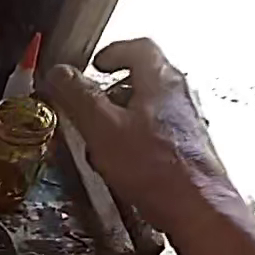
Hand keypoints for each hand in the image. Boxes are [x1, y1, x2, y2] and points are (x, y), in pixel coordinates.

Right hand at [46, 38, 236, 234]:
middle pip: (146, 76)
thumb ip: (79, 98)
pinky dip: (137, 137)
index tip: (95, 64)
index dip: (113, 51)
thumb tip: (59, 73)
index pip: (139, 47)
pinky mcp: (188, 149)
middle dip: (115, 86)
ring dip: (125, 114)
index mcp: (161, 80)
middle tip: (93, 100)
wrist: (195, 207)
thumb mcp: (103, 129)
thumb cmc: (153, 167)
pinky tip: (124, 162)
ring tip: (103, 135)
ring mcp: (188, 122)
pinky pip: (158, 132)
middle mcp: (180, 96)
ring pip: (151, 106)